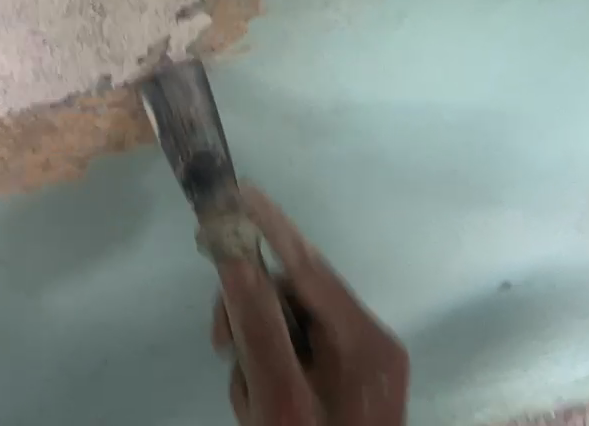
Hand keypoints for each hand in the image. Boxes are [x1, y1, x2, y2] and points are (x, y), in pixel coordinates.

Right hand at [211, 188, 409, 425]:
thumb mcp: (278, 394)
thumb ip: (254, 320)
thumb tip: (231, 251)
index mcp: (364, 338)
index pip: (305, 262)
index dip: (266, 224)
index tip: (232, 190)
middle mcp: (367, 340)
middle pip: (292, 291)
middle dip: (250, 310)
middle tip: (221, 341)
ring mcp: (357, 362)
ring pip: (286, 320)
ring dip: (253, 345)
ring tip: (247, 394)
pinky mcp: (343, 381)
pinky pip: (292, 347)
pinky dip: (266, 363)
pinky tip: (259, 400)